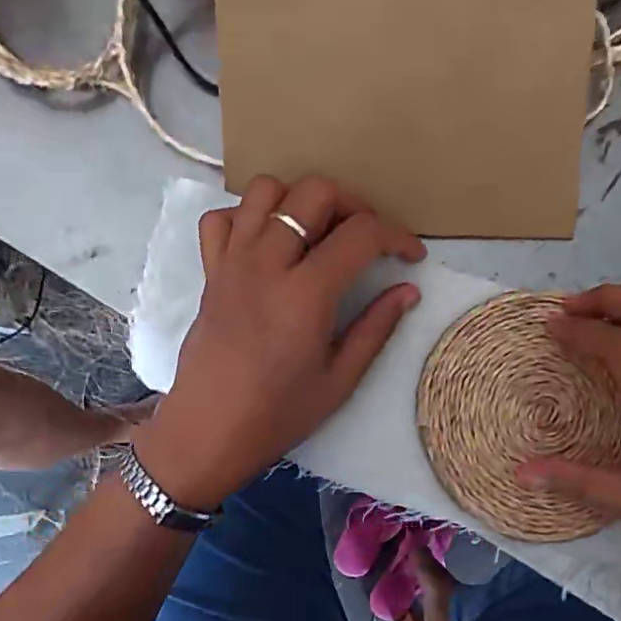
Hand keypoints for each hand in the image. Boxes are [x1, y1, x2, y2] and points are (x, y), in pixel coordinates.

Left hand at [136, 176, 425, 509]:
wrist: (208, 431)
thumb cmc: (278, 414)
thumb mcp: (340, 379)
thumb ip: (376, 328)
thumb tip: (408, 291)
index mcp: (306, 294)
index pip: (362, 234)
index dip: (397, 236)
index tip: (411, 256)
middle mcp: (267, 263)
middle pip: (314, 192)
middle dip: (353, 204)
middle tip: (367, 239)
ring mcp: (232, 262)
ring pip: (265, 190)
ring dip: (300, 201)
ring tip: (318, 234)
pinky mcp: (209, 271)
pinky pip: (222, 218)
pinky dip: (248, 217)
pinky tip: (268, 245)